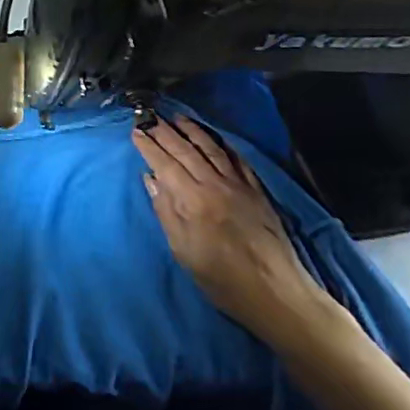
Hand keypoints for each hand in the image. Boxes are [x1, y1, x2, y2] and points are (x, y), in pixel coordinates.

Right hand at [132, 115, 338, 347]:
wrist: (274, 292)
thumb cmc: (220, 277)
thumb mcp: (182, 249)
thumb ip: (166, 211)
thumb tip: (151, 179)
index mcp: (193, 200)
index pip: (165, 164)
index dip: (149, 146)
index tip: (135, 130)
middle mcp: (216, 185)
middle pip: (187, 151)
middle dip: (166, 132)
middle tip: (150, 117)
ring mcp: (240, 186)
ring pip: (213, 150)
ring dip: (193, 131)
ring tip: (179, 118)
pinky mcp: (258, 193)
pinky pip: (238, 161)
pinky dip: (224, 146)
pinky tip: (216, 139)